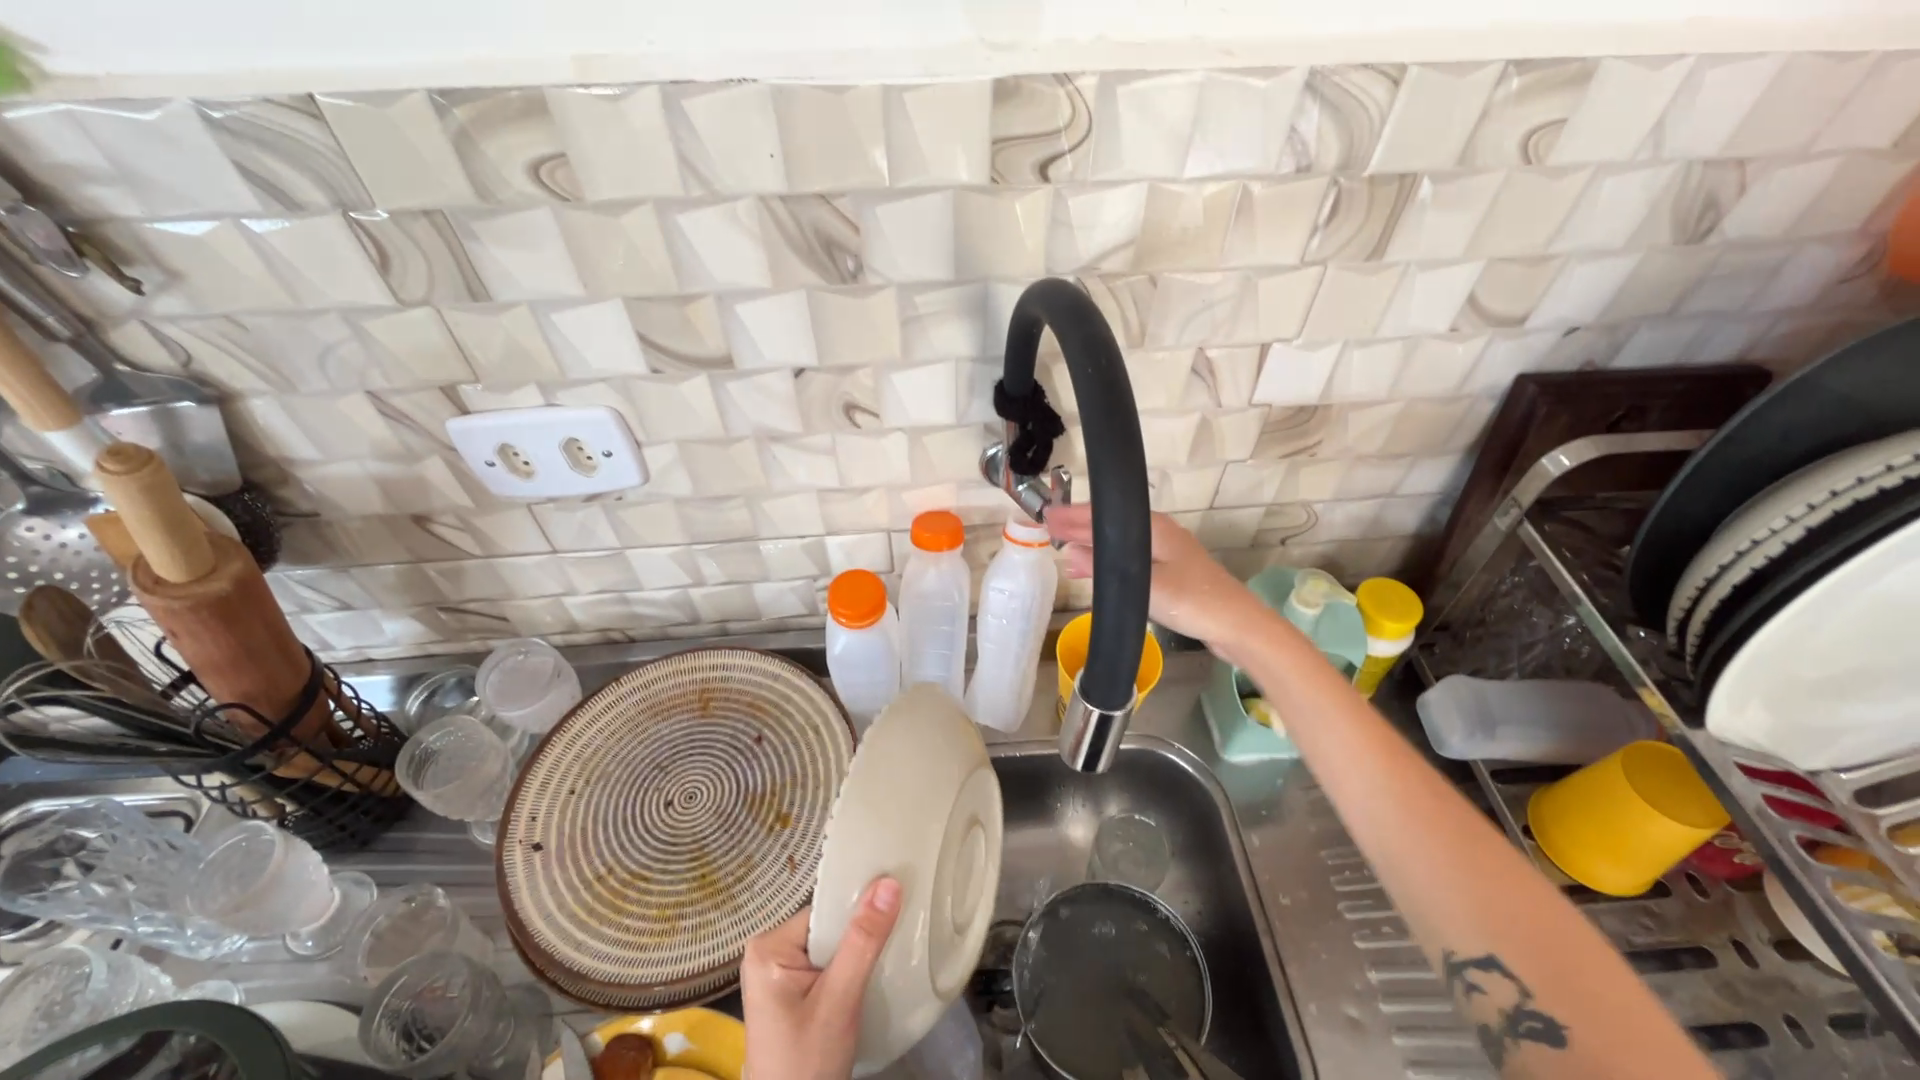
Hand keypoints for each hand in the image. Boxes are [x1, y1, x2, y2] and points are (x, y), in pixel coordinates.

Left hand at [742, 877, 901, 1079]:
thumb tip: (888, 883)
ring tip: (881, 966)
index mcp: (768, 945)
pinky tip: (863, 984)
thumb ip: (863, 942)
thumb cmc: (808, 1062)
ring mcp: (775, 974)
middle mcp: (766, 951)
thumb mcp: (839, 1001)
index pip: (825, 910)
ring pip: (829, 947)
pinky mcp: (787, 993)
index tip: (896, 913)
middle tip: (892, 948)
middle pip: (827, 927)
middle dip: (858, 938)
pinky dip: (846, 972)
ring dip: (855, 956)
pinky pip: (824, 966)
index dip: (859, 914)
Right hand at [1045, 504, 1260, 646]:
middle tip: (1047, 528)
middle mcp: (1158, 533)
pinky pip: (1129, 560)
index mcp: (1153, 527)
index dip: (1073, 516)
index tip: (1046, 516)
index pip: (1104, 515)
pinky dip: (1108, 561)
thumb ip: (1106, 570)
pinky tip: (1094, 572)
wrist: (1236, 625)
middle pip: (1111, 526)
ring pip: (1120, 543)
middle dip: (1079, 527)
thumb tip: (1072, 555)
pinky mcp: (1170, 573)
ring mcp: (1166, 553)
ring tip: (1062, 548)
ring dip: (1092, 545)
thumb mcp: (1144, 585)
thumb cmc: (1192, 601)